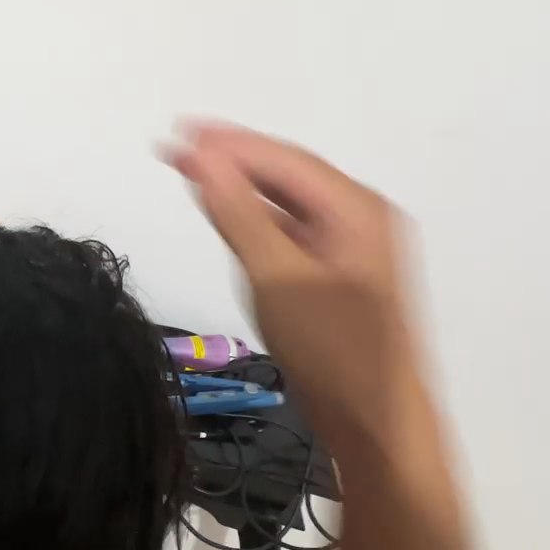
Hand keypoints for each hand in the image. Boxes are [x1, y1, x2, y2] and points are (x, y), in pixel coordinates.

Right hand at [162, 121, 422, 447]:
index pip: (283, 160)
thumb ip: (237, 213)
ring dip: (240, 183)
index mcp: (357, 209)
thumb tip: (201, 157)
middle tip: (175, 146)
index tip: (177, 132)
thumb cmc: (329, 346)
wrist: (373, 418)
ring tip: (192, 169)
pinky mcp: (336, 273)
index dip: (228, 143)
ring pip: (287, 200)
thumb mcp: (275, 275)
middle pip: (287, 174)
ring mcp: (351, 246)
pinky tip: (228, 212)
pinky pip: (290, 228)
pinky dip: (254, 215)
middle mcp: (360, 217)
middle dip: (231, 157)